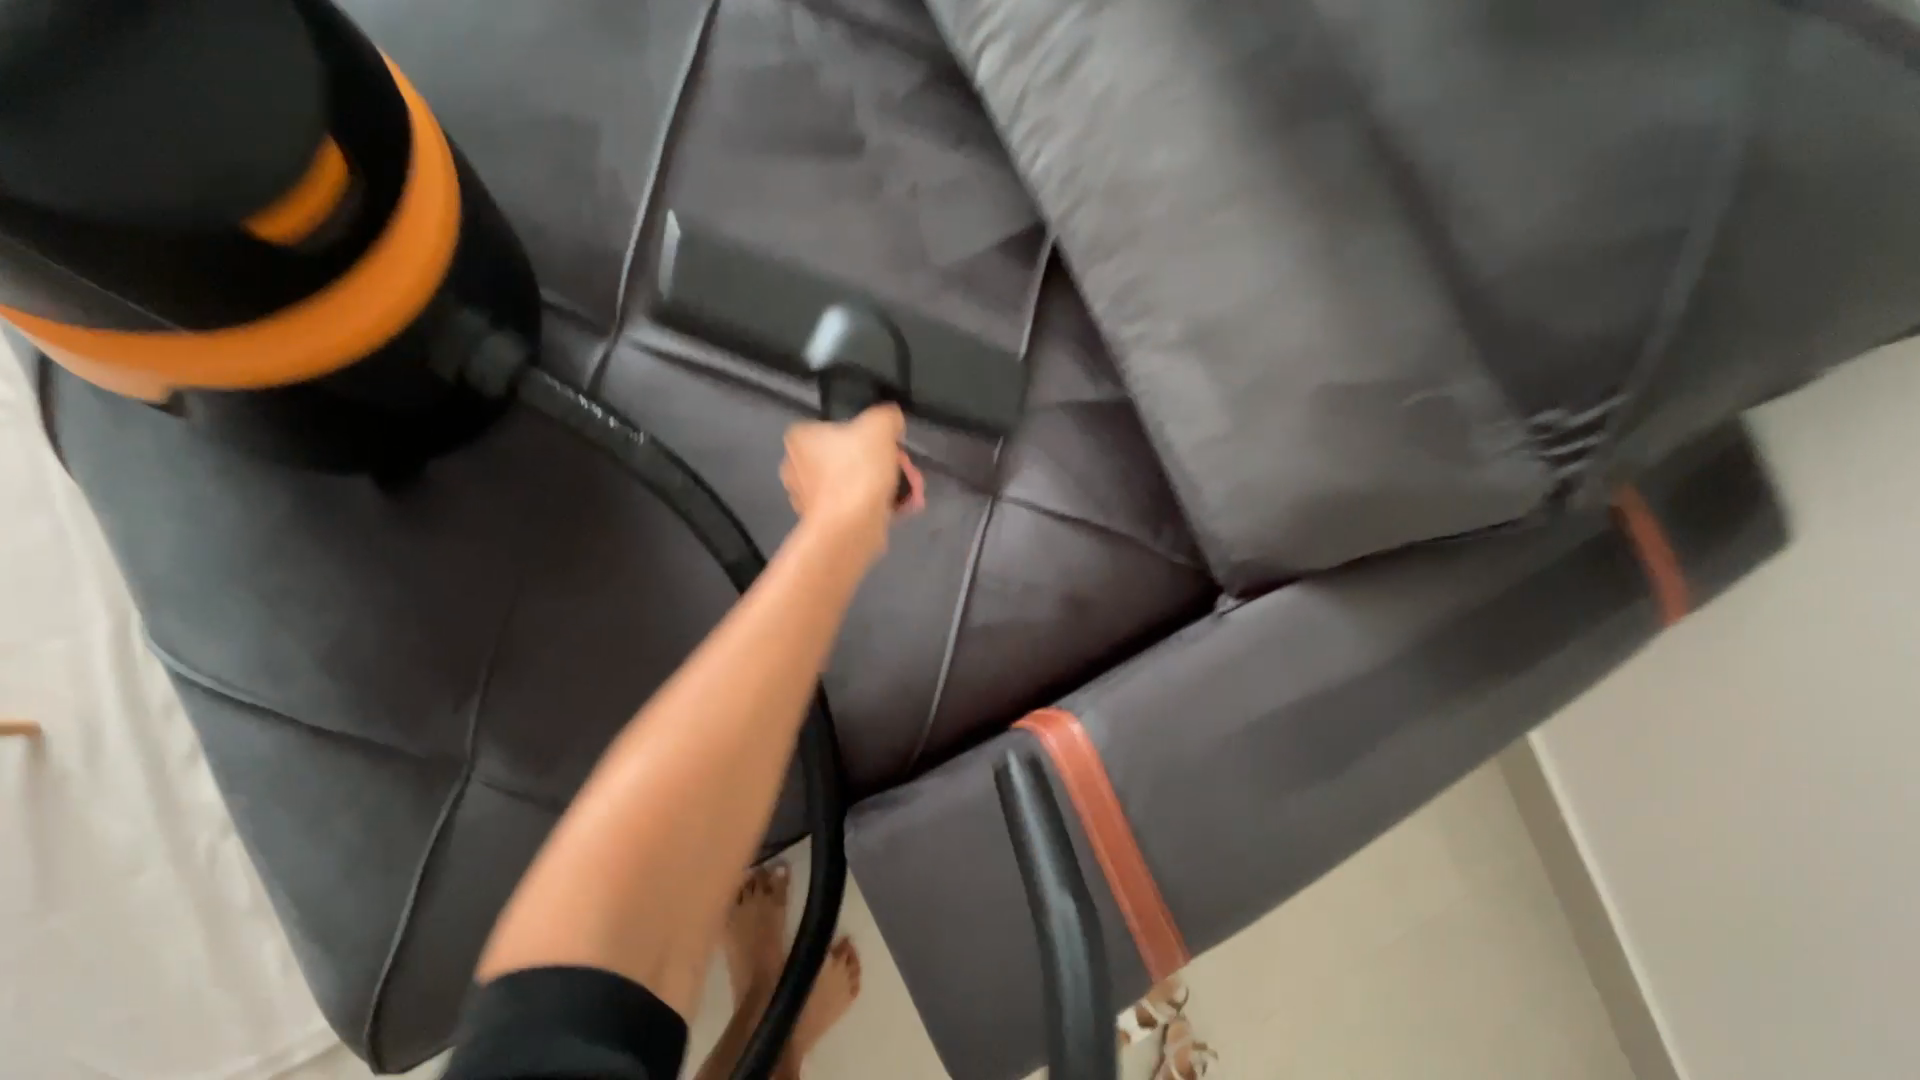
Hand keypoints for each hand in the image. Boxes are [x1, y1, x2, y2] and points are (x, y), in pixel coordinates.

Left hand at [780, 405, 923, 558]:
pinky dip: (876, 505)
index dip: (862, 432)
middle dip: (880, 462)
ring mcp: (808, 498)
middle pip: (847, 456)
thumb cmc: (858, 470)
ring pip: (853, 483)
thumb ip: (887, 416)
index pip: (830, 426)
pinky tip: (900, 506)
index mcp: (799, 438)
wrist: (851, 527)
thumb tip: (891, 422)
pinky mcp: (824, 523)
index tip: (885, 443)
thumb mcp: (880, 426)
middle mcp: (796, 467)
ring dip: (882, 484)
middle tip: (902, 467)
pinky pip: (853, 506)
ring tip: (909, 489)